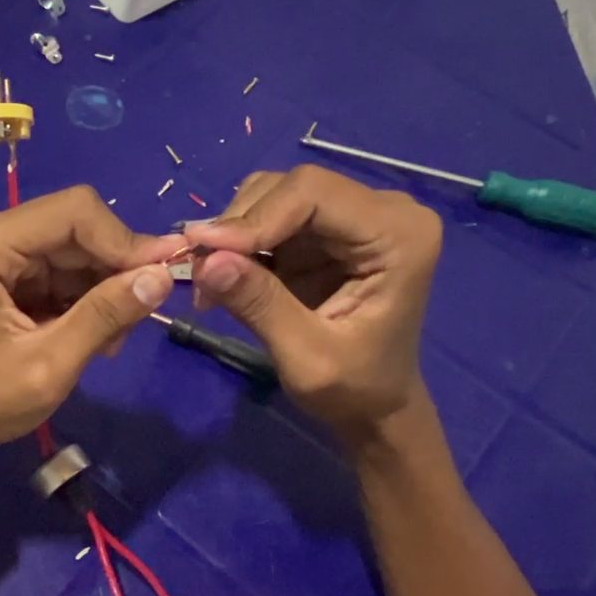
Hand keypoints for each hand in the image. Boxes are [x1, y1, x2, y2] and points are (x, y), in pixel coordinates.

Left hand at [0, 186, 185, 476]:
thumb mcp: (50, 365)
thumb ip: (105, 316)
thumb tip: (163, 276)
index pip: (74, 212)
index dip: (123, 240)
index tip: (163, 275)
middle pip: (79, 227)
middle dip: (117, 268)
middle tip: (141, 316)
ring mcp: (3, 254)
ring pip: (81, 251)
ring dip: (108, 290)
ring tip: (112, 341)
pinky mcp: (15, 275)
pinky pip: (69, 272)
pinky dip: (92, 300)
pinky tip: (99, 338)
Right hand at [185, 166, 442, 444]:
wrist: (373, 408)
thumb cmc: (353, 389)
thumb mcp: (305, 357)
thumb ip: (260, 305)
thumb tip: (206, 262)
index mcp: (398, 234)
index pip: (314, 194)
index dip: (254, 217)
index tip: (202, 251)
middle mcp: (382, 212)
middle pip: (292, 187)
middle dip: (238, 225)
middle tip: (198, 272)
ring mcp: (352, 219)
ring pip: (274, 196)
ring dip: (233, 233)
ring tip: (208, 281)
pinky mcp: (324, 234)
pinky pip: (270, 219)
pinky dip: (238, 245)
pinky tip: (221, 278)